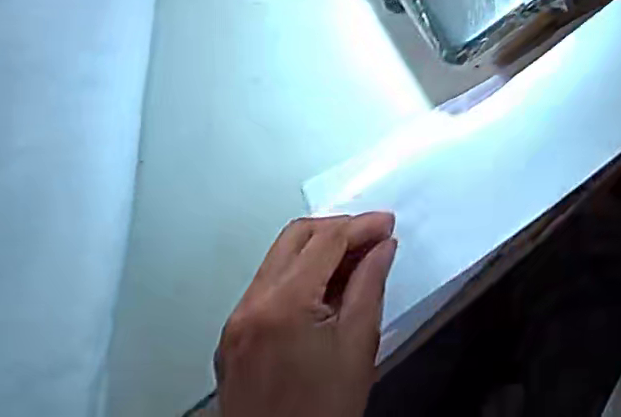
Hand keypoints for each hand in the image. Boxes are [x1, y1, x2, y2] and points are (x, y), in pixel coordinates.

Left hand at [216, 213, 397, 416]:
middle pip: (296, 237)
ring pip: (279, 258)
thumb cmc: (323, 413)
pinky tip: (326, 289)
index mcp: (282, 305)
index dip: (361, 226)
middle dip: (338, 229)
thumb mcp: (358, 344)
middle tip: (372, 237)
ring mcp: (237, 323)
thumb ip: (371, 283)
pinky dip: (299, 275)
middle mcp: (251, 306)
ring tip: (354, 261)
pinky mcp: (233, 340)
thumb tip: (382, 246)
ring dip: (318, 249)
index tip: (387, 223)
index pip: (326, 240)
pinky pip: (267, 286)